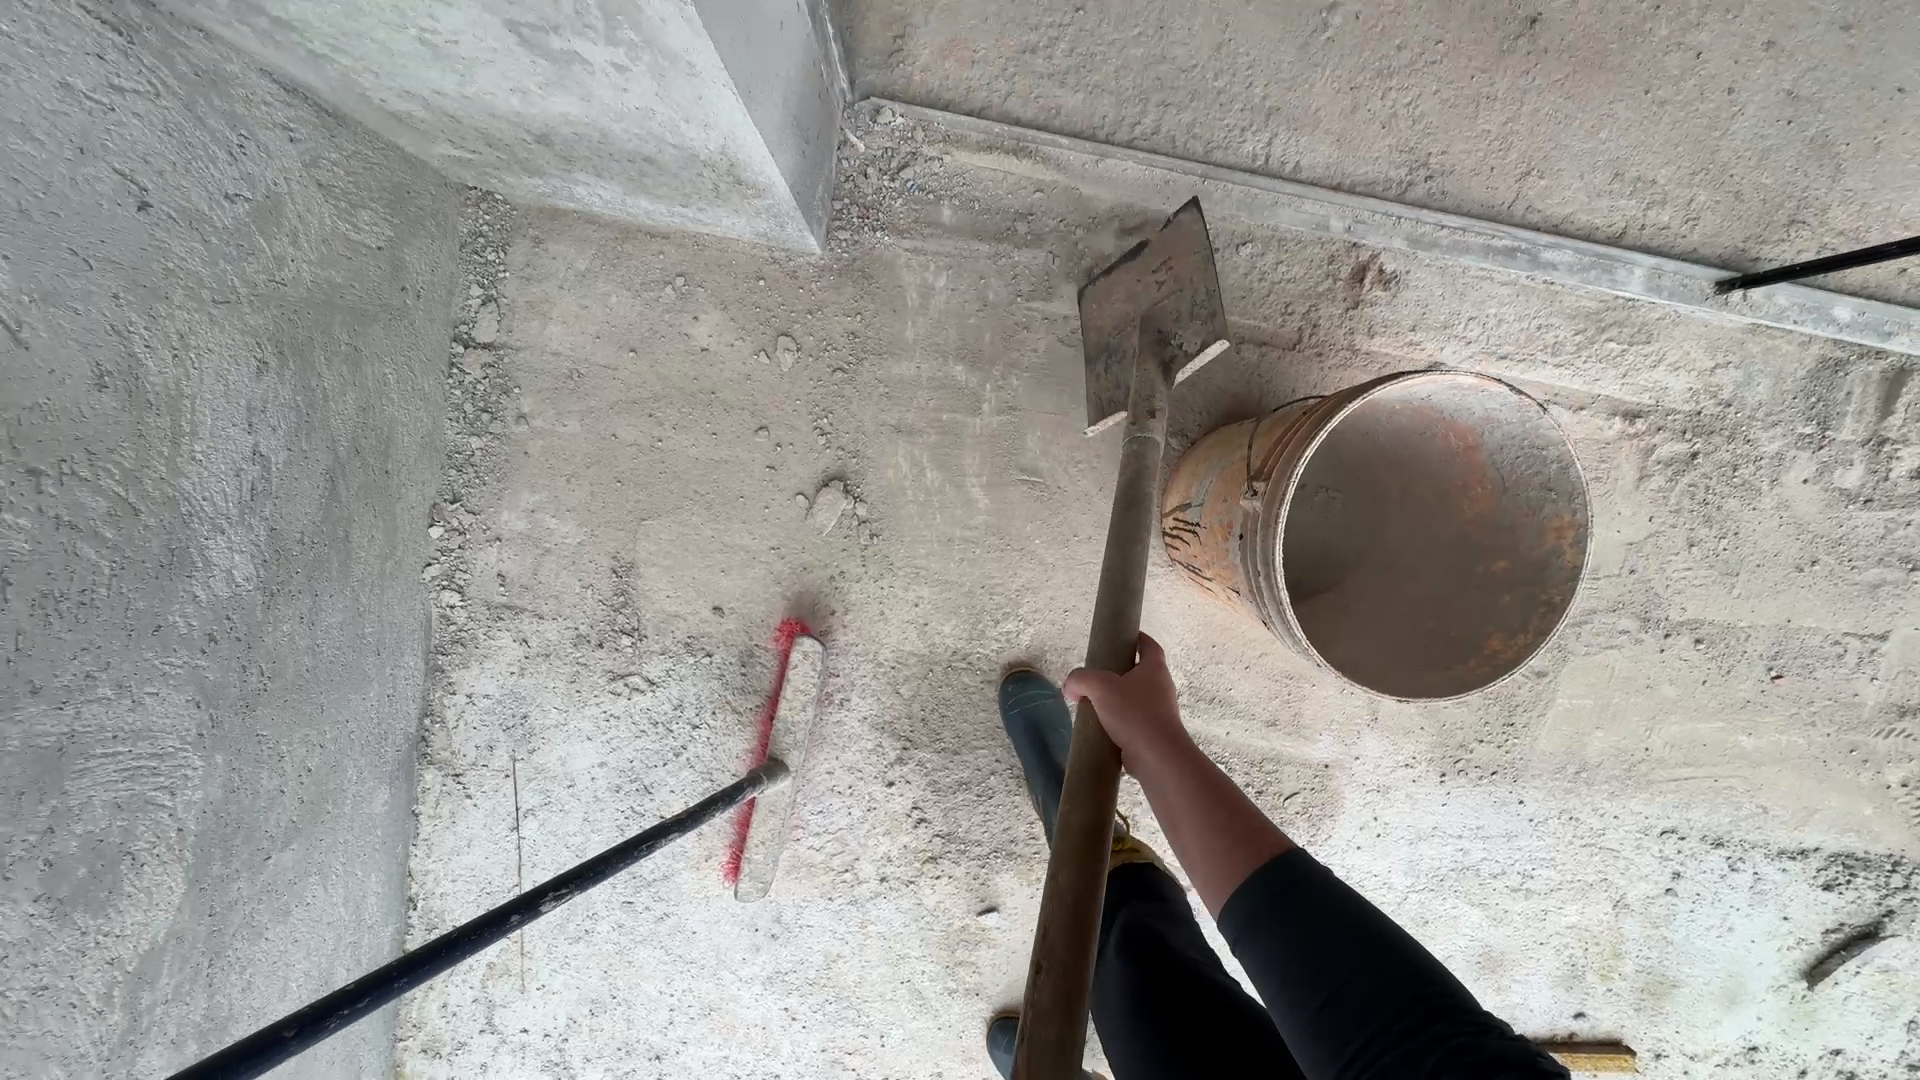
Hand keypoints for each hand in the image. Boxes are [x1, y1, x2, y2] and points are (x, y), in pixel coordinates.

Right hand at [1062, 633, 1192, 766]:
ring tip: (1093, 705)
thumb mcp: (1100, 687)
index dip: (1137, 638)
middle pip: (1140, 673)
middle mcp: (1161, 687)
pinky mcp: (1154, 734)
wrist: (1157, 757)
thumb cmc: (1134, 713)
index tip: (1122, 637)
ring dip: (1116, 700)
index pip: (1149, 645)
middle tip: (1096, 676)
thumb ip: (1080, 680)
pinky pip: (1133, 722)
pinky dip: (1118, 723)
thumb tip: (1070, 688)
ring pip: (1135, 699)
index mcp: (1154, 669)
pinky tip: (1100, 729)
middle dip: (1118, 673)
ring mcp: (1160, 712)